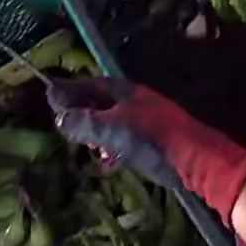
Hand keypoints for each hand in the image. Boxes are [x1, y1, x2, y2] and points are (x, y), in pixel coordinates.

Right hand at [46, 80, 245, 222]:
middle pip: (99, 102)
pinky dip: (112, 146)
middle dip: (82, 114)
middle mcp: (133, 100)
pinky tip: (109, 161)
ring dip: (97, 133)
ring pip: (111, 121)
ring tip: (91, 148)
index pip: (89, 85)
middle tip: (66, 127)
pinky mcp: (151, 138)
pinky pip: (123, 137)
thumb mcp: (112, 130)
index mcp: (124, 91)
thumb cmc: (152, 139)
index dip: (69, 91)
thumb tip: (59, 119)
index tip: (50, 97)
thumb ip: (85, 123)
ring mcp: (143, 118)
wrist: (195, 159)